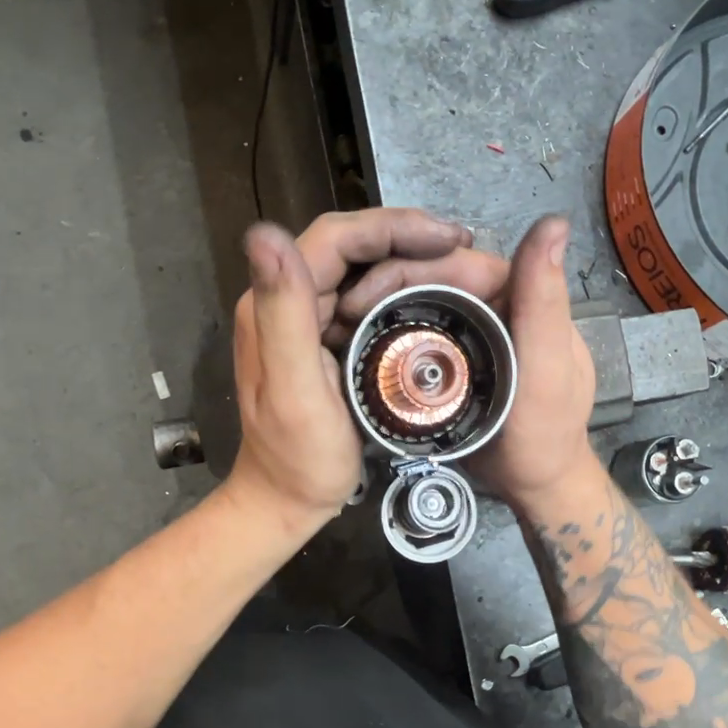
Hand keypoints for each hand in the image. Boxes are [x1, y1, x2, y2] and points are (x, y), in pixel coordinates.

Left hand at [223, 210, 474, 535]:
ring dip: (407, 261)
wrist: (286, 500)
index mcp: (273, 302)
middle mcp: (285, 300)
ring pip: (359, 270)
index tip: (449, 238)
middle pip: (350, 247)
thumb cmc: (297, 457)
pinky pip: (365, 300)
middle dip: (407, 239)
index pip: (336, 238)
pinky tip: (432, 298)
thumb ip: (283, 312)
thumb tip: (264, 232)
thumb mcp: (293, 389)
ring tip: (458, 267)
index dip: (392, 227)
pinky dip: (400, 292)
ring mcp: (304, 321)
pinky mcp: (322, 340)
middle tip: (463, 248)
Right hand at [336, 216, 598, 513]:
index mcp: (518, 293)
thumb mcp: (548, 365)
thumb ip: (545, 299)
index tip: (357, 294)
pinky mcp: (452, 363)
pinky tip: (358, 348)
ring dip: (379, 311)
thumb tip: (553, 221)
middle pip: (429, 280)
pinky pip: (416, 339)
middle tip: (339, 314)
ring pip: (419, 307)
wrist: (534, 486)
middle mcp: (493, 305)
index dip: (403, 268)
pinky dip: (388, 339)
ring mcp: (470, 334)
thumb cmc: (545, 430)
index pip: (454, 262)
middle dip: (381, 288)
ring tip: (340, 328)